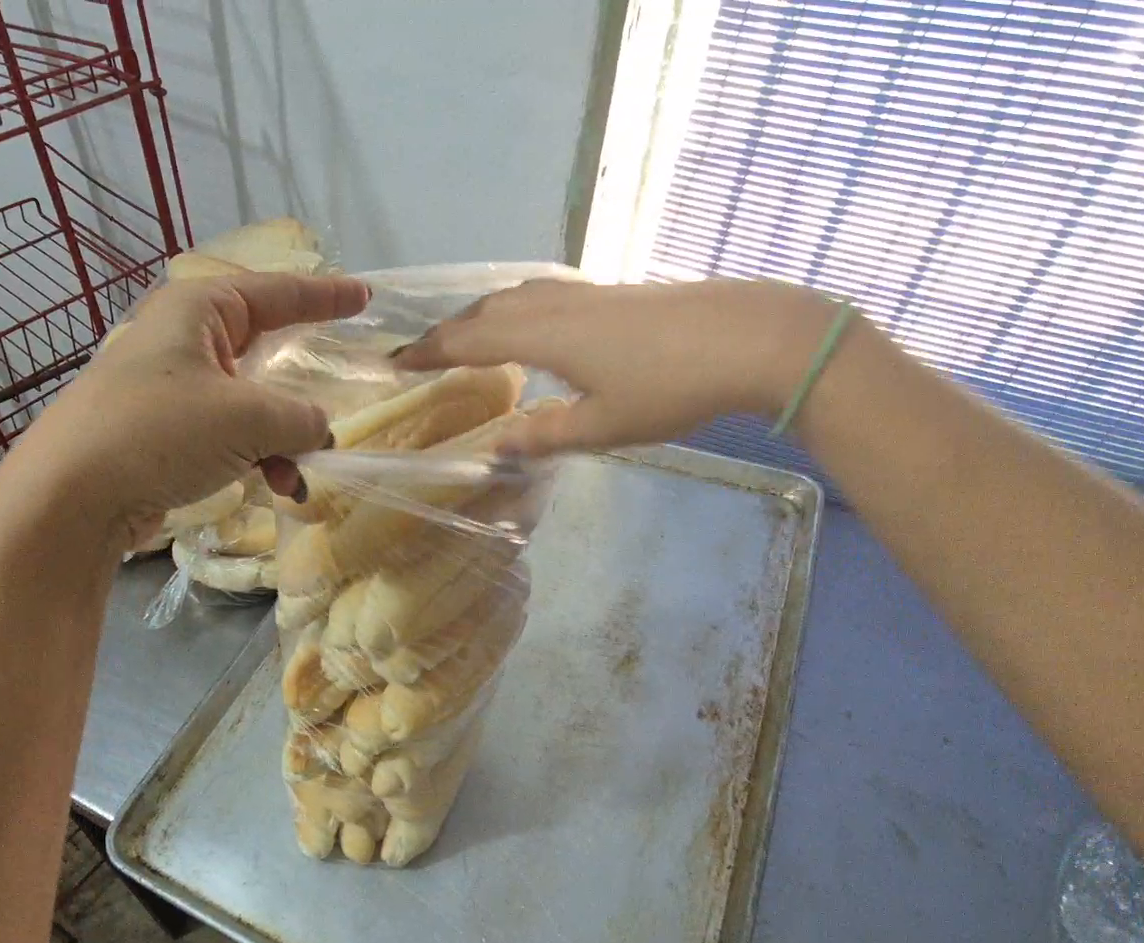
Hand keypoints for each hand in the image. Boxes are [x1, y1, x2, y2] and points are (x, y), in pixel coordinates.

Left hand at [0, 273, 369, 546]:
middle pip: (265, 349)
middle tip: (345, 384)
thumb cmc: (160, 432)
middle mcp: (185, 341)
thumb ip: (300, 417)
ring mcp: (173, 389)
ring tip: (300, 475)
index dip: (326, 296)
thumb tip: (319, 429)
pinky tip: (276, 489)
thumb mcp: (247, 417)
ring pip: (251, 402)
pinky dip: (258, 458)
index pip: (278, 292)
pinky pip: (230, 436)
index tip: (366, 297)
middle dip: (302, 383)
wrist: (71, 496)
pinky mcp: (165, 434)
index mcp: (200, 311)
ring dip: (283, 438)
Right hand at [394, 277, 836, 454]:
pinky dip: (514, 307)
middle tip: (419, 353)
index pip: (468, 342)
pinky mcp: (611, 293)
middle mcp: (555, 306)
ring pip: (515, 296)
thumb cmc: (671, 388)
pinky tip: (530, 323)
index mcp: (543, 337)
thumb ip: (545, 436)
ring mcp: (586, 294)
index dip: (428, 352)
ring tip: (464, 336)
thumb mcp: (603, 426)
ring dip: (480, 315)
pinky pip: (543, 294)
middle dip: (447, 332)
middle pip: (485, 311)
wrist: (751, 337)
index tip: (393, 364)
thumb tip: (498, 448)